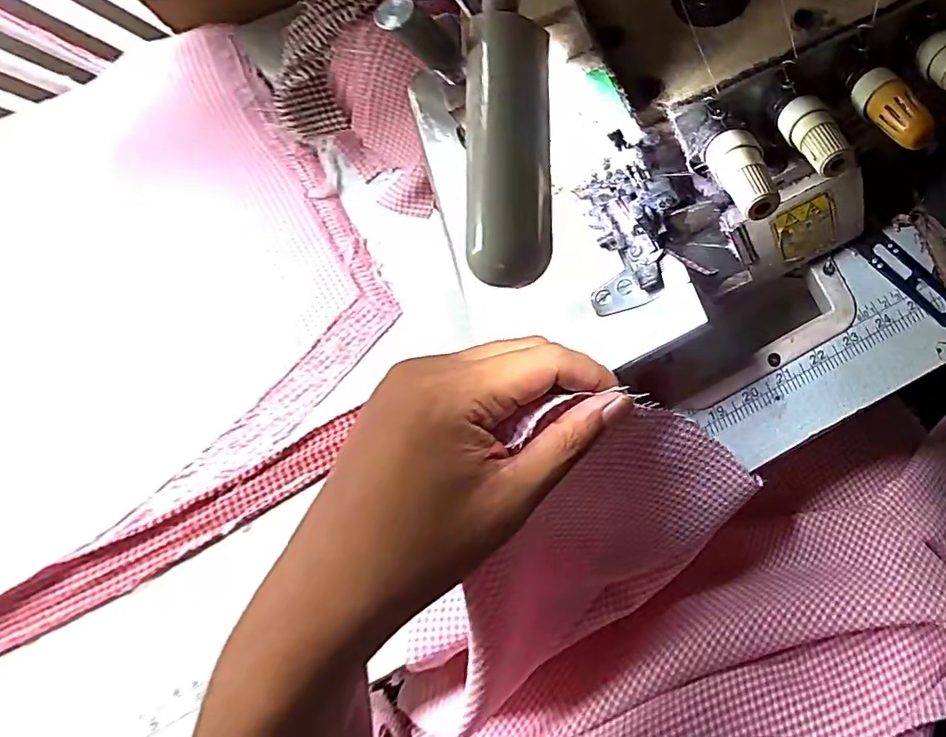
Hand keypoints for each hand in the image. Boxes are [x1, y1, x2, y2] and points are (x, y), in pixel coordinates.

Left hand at [290, 339, 630, 648]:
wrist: (327, 595)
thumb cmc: (418, 554)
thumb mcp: (511, 498)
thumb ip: (570, 439)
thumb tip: (614, 404)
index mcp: (450, 390)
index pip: (545, 358)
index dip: (592, 375)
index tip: (617, 402)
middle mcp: (425, 368)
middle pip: (522, 349)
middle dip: (565, 376)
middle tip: (590, 416)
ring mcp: (406, 377)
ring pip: (497, 357)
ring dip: (533, 383)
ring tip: (548, 428)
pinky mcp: (398, 391)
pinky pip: (468, 372)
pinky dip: (500, 391)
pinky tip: (505, 429)